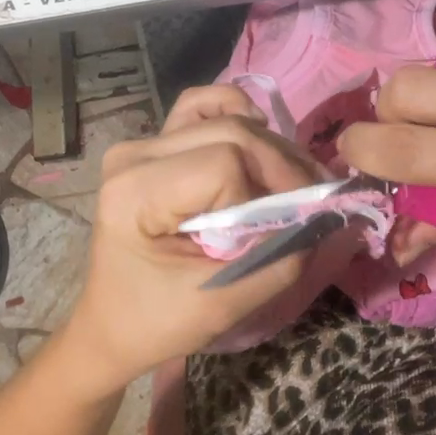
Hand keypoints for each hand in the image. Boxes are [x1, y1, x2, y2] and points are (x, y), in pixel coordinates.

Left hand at [55, 86, 364, 392]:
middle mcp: (134, 154)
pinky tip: (258, 137)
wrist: (111, 326)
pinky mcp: (154, 145)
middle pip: (230, 131)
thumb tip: (325, 219)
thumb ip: (276, 261)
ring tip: (294, 184)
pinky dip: (234, 112)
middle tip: (313, 203)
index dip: (266, 195)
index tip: (287, 231)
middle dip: (280, 165)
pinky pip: (200, 107)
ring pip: (223, 117)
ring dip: (268, 146)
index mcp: (135, 192)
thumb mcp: (220, 305)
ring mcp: (141, 144)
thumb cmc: (155, 321)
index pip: (224, 165)